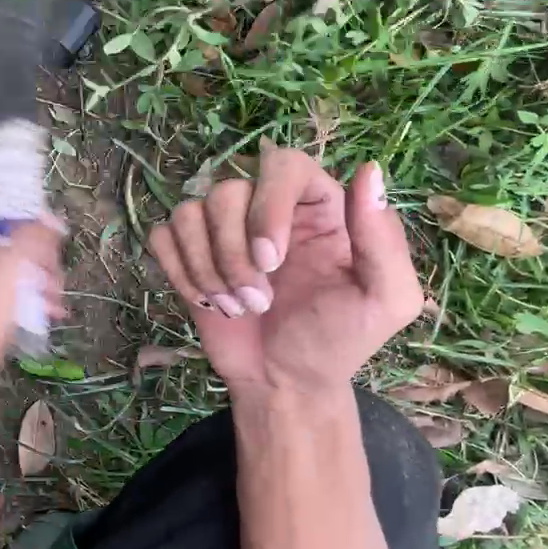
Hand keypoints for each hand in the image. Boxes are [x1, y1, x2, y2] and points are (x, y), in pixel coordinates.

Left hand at [0, 184, 64, 376]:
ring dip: (39, 267)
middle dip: (31, 237)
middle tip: (51, 248)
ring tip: (54, 288)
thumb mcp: (10, 267)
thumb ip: (32, 238)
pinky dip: (33, 287)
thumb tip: (52, 218)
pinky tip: (52, 305)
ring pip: (12, 252)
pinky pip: (13, 277)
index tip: (16, 187)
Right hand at [148, 148, 420, 394]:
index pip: (282, 166)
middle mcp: (265, 208)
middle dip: (233, 255)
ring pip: (188, 213)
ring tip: (236, 307)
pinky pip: (162, 237)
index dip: (268, 205)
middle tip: (258, 302)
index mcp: (318, 207)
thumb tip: (368, 170)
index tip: (269, 260)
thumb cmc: (339, 342)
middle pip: (225, 192)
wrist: (284, 382)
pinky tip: (205, 300)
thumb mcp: (385, 299)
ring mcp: (220, 230)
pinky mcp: (186, 254)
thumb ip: (383, 238)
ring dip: (207, 270)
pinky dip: (179, 272)